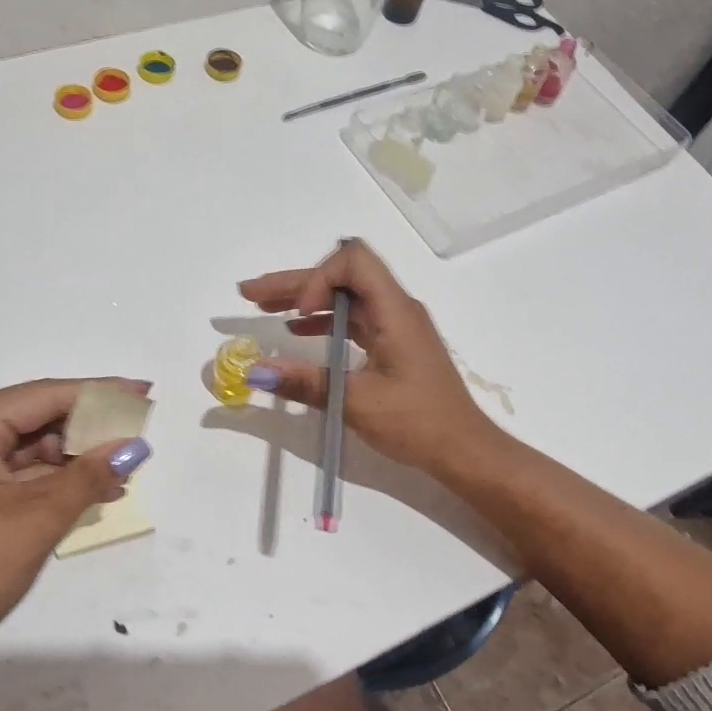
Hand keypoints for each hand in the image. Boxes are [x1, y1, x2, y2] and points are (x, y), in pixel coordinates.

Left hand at [0, 379, 153, 650]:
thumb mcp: (38, 518)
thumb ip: (89, 476)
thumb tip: (134, 446)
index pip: (44, 396)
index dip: (99, 393)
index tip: (144, 392)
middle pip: (38, 417)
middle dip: (90, 428)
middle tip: (139, 433)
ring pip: (32, 447)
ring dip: (77, 459)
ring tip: (126, 470)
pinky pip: (21, 473)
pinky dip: (57, 480)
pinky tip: (97, 491)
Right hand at [237, 240, 496, 474]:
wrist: (462, 448)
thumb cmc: (416, 422)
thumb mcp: (355, 402)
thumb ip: (305, 382)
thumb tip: (254, 371)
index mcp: (395, 311)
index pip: (352, 261)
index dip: (317, 279)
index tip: (297, 315)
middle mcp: (397, 309)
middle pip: (342, 276)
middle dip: (294, 282)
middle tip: (249, 294)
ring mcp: (397, 326)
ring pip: (346, 297)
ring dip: (305, 299)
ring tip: (264, 308)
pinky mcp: (394, 345)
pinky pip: (354, 319)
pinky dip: (323, 320)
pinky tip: (297, 331)